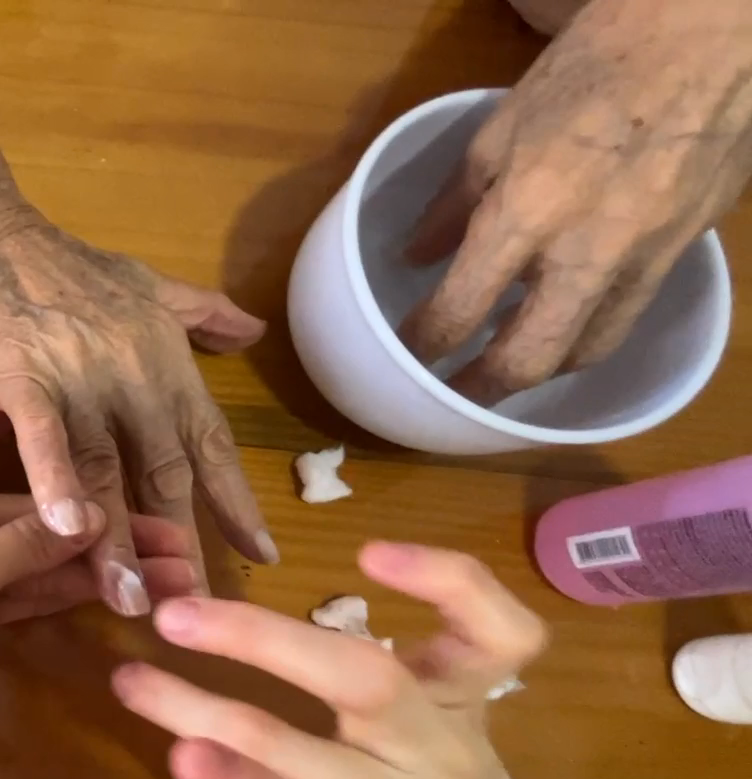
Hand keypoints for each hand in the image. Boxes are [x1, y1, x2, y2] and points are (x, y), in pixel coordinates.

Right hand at [0, 217, 277, 616]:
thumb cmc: (64, 266)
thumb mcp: (147, 283)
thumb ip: (200, 314)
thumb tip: (249, 331)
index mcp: (164, 361)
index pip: (210, 443)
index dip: (235, 500)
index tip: (262, 553)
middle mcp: (133, 378)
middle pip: (164, 472)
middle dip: (182, 541)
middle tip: (198, 604)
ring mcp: (78, 381)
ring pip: (106, 471)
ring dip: (119, 540)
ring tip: (129, 600)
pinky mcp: (23, 382)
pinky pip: (44, 441)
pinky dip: (56, 483)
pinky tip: (67, 530)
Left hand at [0, 399, 193, 749]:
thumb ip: (24, 544)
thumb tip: (95, 515)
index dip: (30, 414)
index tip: (96, 408)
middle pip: (29, 503)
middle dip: (96, 518)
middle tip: (175, 532)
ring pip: (35, 554)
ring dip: (93, 561)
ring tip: (172, 568)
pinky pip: (24, 591)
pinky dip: (65, 593)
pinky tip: (121, 592)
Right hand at [110, 542, 552, 778]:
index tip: (179, 755)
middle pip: (317, 746)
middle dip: (216, 705)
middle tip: (133, 671)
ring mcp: (454, 736)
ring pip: (375, 679)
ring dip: (273, 637)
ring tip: (185, 610)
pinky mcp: (477, 688)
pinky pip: (493, 634)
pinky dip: (453, 585)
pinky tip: (372, 556)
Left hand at [401, 0, 751, 402]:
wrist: (726, 20)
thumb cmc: (594, 69)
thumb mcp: (493, 138)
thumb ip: (448, 210)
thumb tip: (412, 258)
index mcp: (525, 217)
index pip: (455, 315)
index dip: (420, 347)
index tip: (401, 354)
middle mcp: (589, 248)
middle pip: (532, 356)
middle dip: (482, 388)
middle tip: (450, 397)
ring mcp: (651, 248)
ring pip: (592, 344)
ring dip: (541, 369)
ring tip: (502, 373)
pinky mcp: (694, 238)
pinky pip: (633, 308)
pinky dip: (589, 332)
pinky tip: (561, 327)